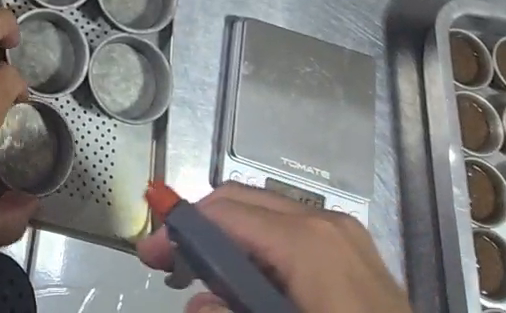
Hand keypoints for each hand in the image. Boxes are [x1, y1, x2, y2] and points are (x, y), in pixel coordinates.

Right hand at [137, 182, 411, 312]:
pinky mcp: (357, 253)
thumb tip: (198, 304)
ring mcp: (345, 235)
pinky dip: (261, 248)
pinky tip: (251, 284)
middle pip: (240, 203)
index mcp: (307, 241)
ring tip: (206, 278)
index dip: (179, 230)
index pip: (223, 213)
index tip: (149, 254)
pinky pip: (292, 233)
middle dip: (199, 229)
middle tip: (167, 263)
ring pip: (265, 215)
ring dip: (228, 239)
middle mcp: (325, 223)